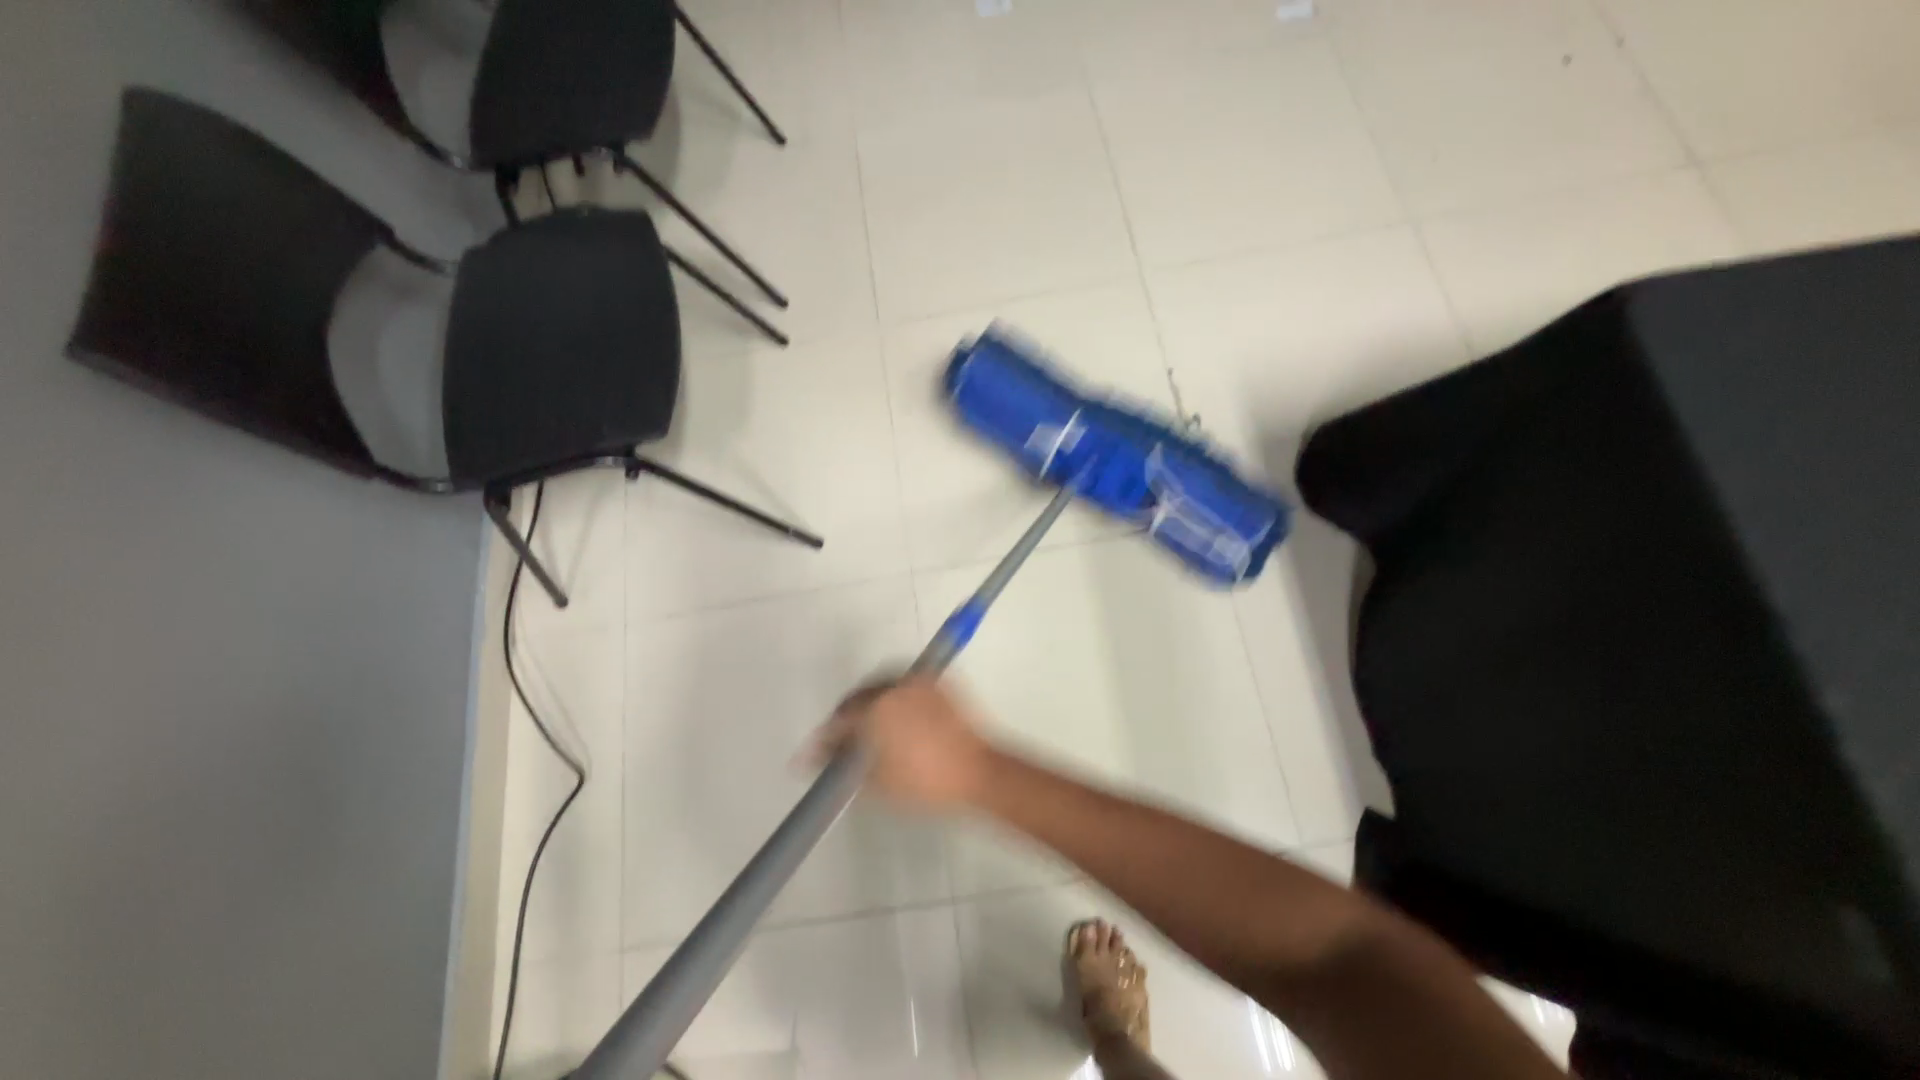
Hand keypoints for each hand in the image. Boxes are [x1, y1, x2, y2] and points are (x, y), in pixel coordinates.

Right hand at [814, 676, 998, 810]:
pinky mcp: (940, 684)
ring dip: (870, 702)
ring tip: (869, 725)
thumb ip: (846, 761)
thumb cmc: (927, 782)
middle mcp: (895, 687)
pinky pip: (908, 684)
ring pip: (883, 686)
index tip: (817, 753)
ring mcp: (919, 682)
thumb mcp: (879, 782)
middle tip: (843, 738)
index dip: (825, 738)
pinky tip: (897, 714)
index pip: (839, 720)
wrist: (979, 772)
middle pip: (859, 697)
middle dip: (847, 716)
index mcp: (876, 709)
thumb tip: (826, 752)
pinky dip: (896, 696)